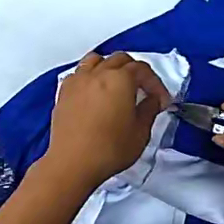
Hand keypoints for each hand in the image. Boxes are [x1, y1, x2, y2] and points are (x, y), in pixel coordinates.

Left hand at [39, 53, 169, 190]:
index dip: (155, 83)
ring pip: (96, 60)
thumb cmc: (108, 149)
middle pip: (120, 59)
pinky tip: (94, 92)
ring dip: (110, 67)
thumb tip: (153, 100)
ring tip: (116, 84)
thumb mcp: (140, 132)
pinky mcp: (64, 92)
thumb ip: (149, 109)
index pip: (143, 70)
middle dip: (134, 71)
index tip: (160, 99)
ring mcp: (78, 81)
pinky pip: (78, 73)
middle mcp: (97, 74)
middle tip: (142, 89)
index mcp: (120, 79)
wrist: (73, 163)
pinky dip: (89, 76)